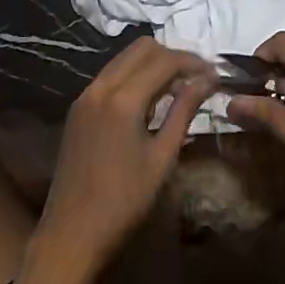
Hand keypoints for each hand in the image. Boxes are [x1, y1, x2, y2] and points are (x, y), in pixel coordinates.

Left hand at [39, 37, 216, 262]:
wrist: (71, 236)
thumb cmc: (124, 202)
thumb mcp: (162, 156)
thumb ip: (184, 110)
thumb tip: (208, 80)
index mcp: (123, 99)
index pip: (165, 60)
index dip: (193, 62)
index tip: (214, 75)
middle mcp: (100, 87)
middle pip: (142, 47)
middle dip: (172, 56)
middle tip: (194, 79)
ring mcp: (85, 96)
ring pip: (124, 58)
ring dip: (152, 64)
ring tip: (175, 89)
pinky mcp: (78, 109)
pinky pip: (110, 75)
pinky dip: (133, 76)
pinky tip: (148, 102)